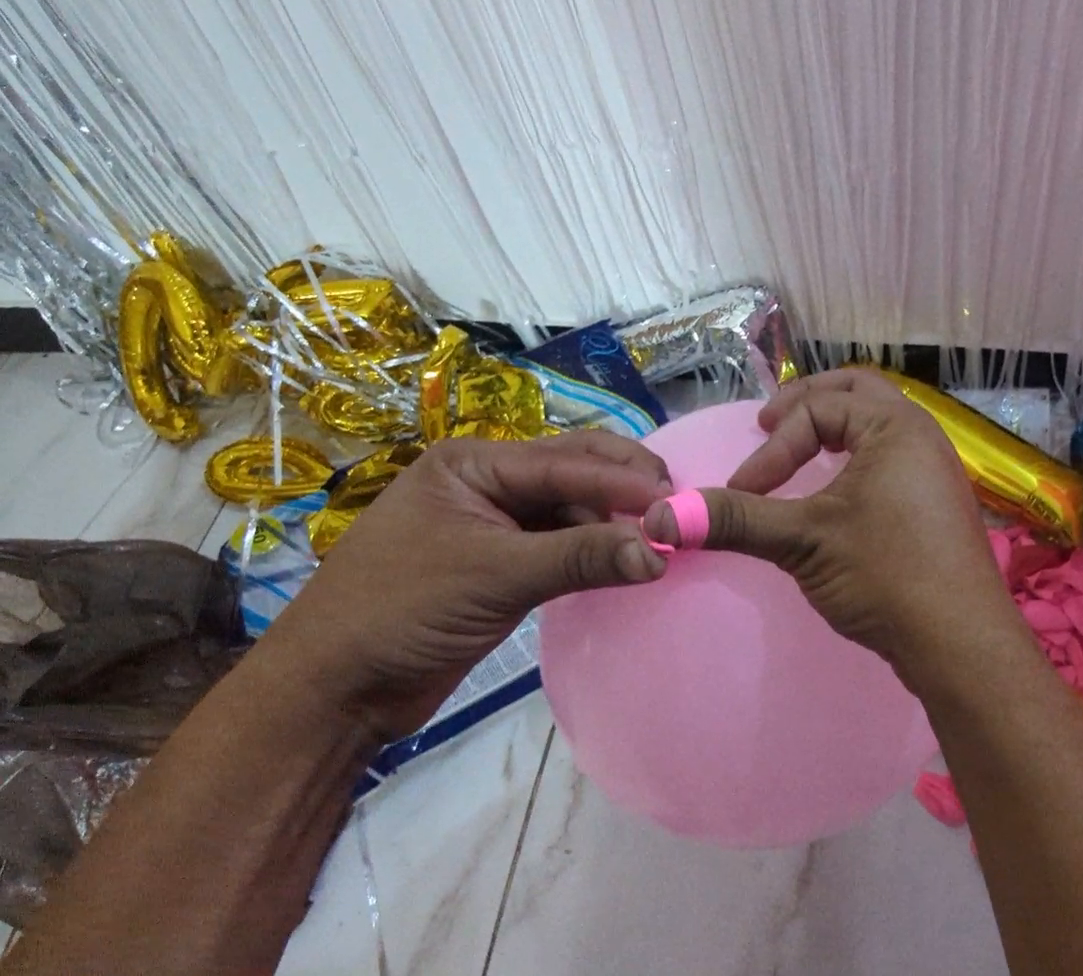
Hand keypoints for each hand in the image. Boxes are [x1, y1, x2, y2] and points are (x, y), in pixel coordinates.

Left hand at [261, 431, 673, 741]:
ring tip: (658, 541)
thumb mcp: (495, 577)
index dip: (625, 481)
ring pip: (574, 507)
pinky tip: (626, 560)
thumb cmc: (400, 614)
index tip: (678, 501)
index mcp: (472, 464)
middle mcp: (487, 482)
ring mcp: (496, 522)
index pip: (567, 462)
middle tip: (677, 507)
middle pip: (575, 470)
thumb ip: (583, 558)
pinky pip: (564, 542)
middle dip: (626, 486)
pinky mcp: (504, 562)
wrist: (331, 692)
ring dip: (614, 522)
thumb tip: (661, 555)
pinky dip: (596, 549)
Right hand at [642, 369, 1024, 683]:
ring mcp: (934, 471)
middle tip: (767, 423)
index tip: (744, 491)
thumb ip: (737, 520)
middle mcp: (922, 436)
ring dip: (834, 430)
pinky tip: (834, 492)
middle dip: (807, 404)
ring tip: (797, 451)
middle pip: (858, 394)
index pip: (820, 409)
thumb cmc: (886, 574)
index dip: (774, 446)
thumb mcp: (804, 541)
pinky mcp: (934, 505)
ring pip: (878, 427)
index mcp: (897, 426)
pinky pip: (890, 460)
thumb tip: (662, 518)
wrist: (959, 640)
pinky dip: (855, 459)